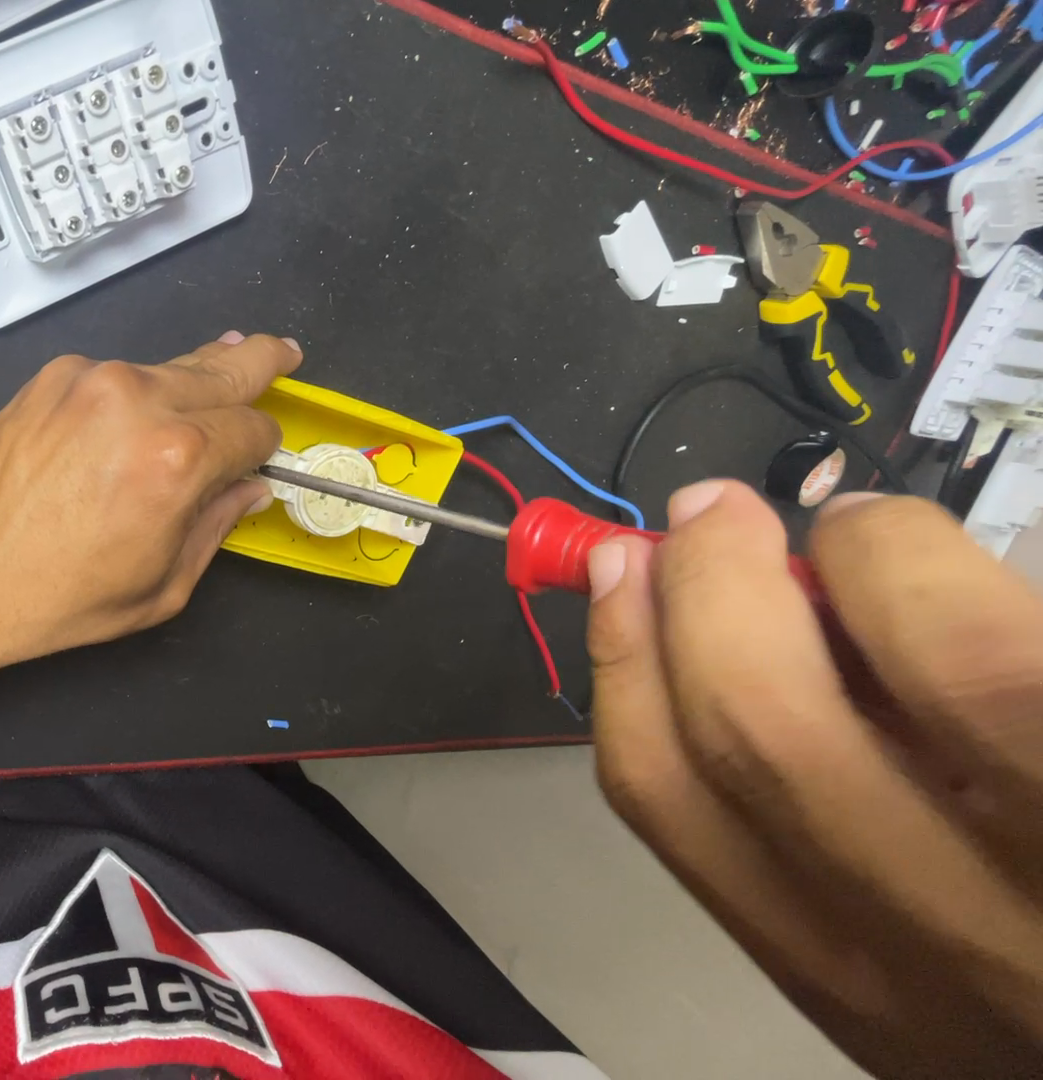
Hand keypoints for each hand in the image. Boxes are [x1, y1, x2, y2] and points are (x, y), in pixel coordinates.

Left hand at [0, 331, 300, 710]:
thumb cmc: (53, 602)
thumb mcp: (157, 588)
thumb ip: (214, 527)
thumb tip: (248, 488)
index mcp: (177, 458)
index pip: (255, 428)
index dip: (265, 447)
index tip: (260, 459)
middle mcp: (137, 398)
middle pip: (223, 367)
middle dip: (258, 363)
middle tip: (282, 353)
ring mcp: (87, 378)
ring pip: (167, 367)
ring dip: (193, 380)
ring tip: (208, 388)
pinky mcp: (48, 376)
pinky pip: (114, 378)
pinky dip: (133, 394)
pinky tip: (125, 423)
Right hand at [585, 480, 1042, 1078]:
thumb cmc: (1027, 952)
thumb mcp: (898, 926)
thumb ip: (800, 800)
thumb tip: (699, 604)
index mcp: (851, 980)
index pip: (667, 794)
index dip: (623, 655)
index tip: (617, 568)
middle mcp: (959, 955)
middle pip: (766, 732)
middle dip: (711, 585)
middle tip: (709, 510)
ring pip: (965, 672)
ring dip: (871, 555)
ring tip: (858, 524)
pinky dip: (981, 575)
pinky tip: (970, 567)